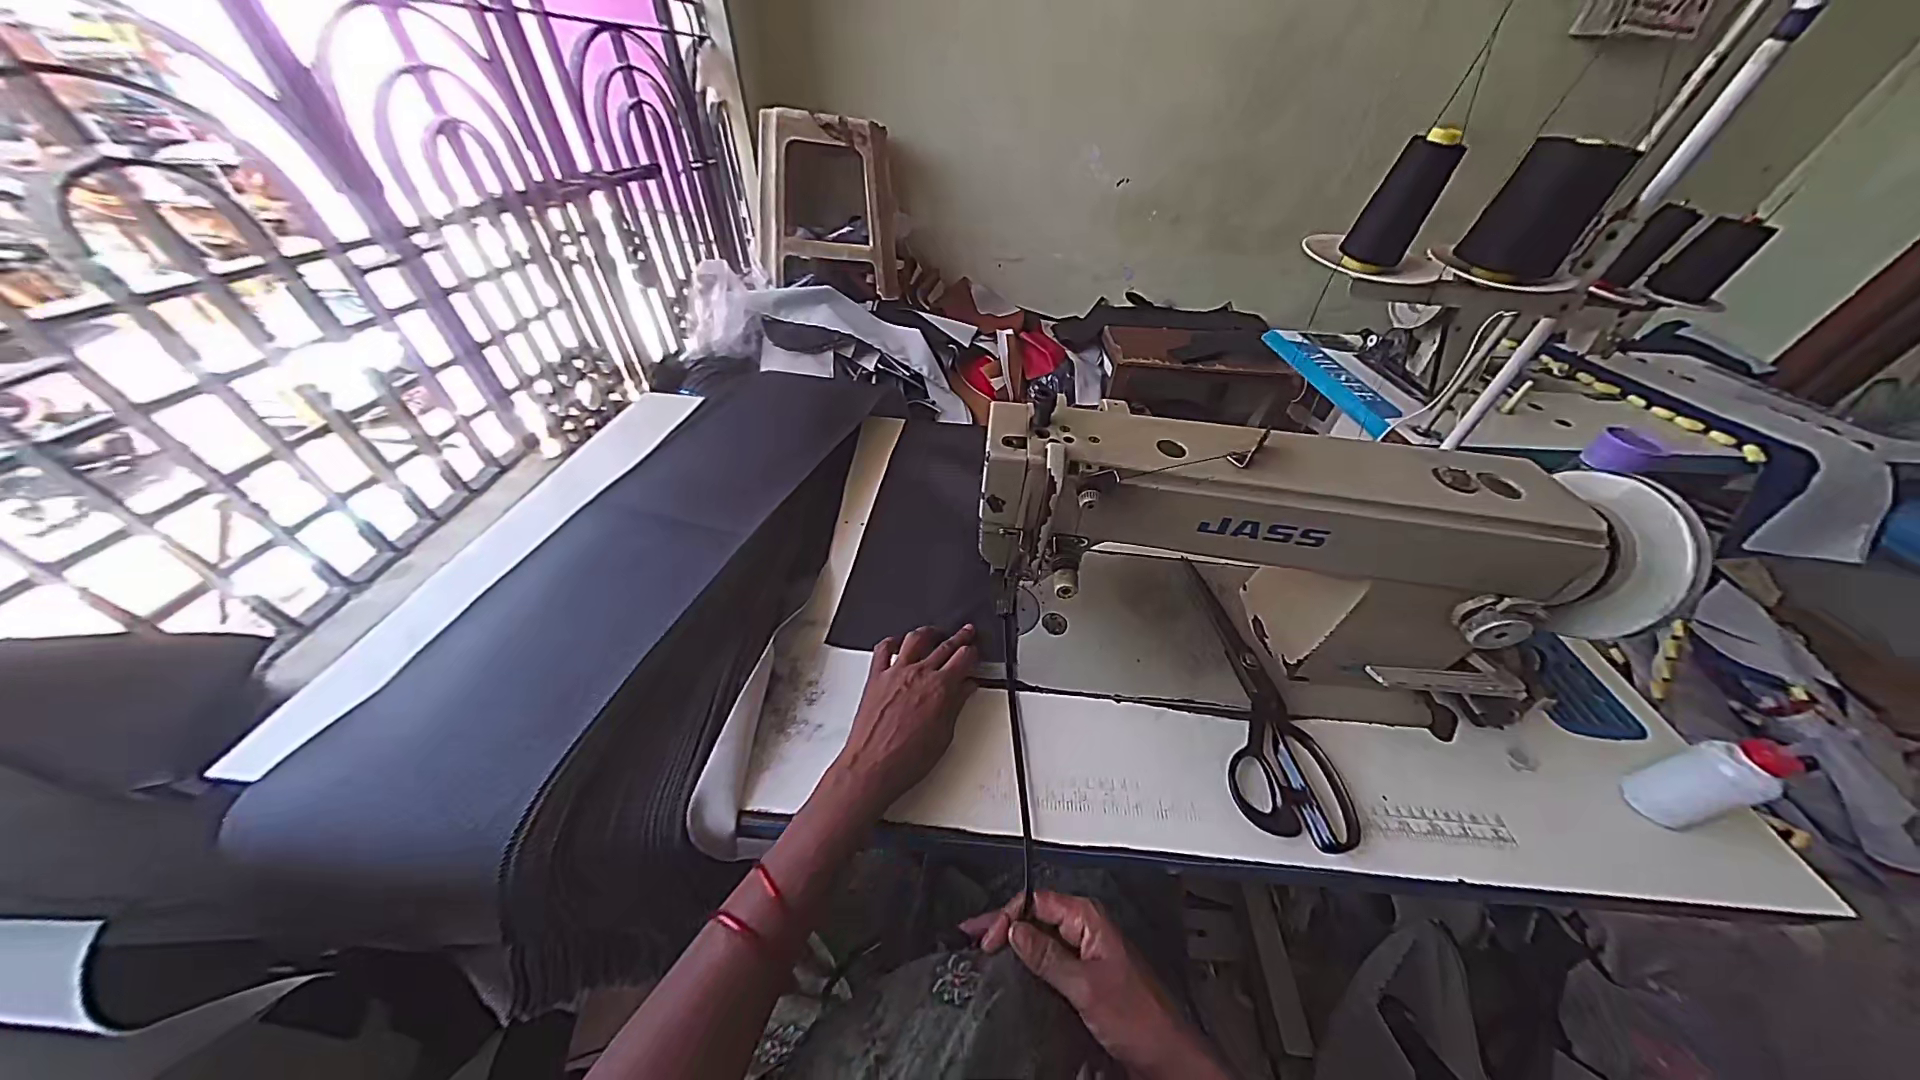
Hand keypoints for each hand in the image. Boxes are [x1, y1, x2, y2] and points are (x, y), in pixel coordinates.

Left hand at [831, 625, 977, 813]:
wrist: (872, 767)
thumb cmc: (905, 758)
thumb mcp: (944, 735)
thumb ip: (956, 705)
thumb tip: (965, 689)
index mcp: (940, 688)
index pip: (964, 658)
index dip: (974, 652)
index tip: (976, 652)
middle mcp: (918, 674)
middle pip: (945, 645)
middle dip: (960, 637)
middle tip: (966, 632)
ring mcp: (895, 673)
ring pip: (915, 638)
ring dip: (929, 632)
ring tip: (936, 632)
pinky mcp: (876, 677)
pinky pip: (883, 649)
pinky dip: (892, 641)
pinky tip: (898, 642)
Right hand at [963, 891, 1229, 1079]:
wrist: (1164, 1056)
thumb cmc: (1140, 1019)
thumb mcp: (1086, 986)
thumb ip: (1048, 956)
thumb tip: (1016, 931)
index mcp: (1089, 919)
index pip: (1037, 901)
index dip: (1009, 915)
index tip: (990, 937)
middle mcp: (1085, 929)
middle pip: (1035, 915)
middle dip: (1003, 923)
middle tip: (974, 935)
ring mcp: (1083, 952)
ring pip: (1039, 936)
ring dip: (1012, 941)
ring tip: (985, 948)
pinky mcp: (1082, 974)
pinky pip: (1047, 958)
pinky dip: (1025, 960)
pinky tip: (1012, 968)